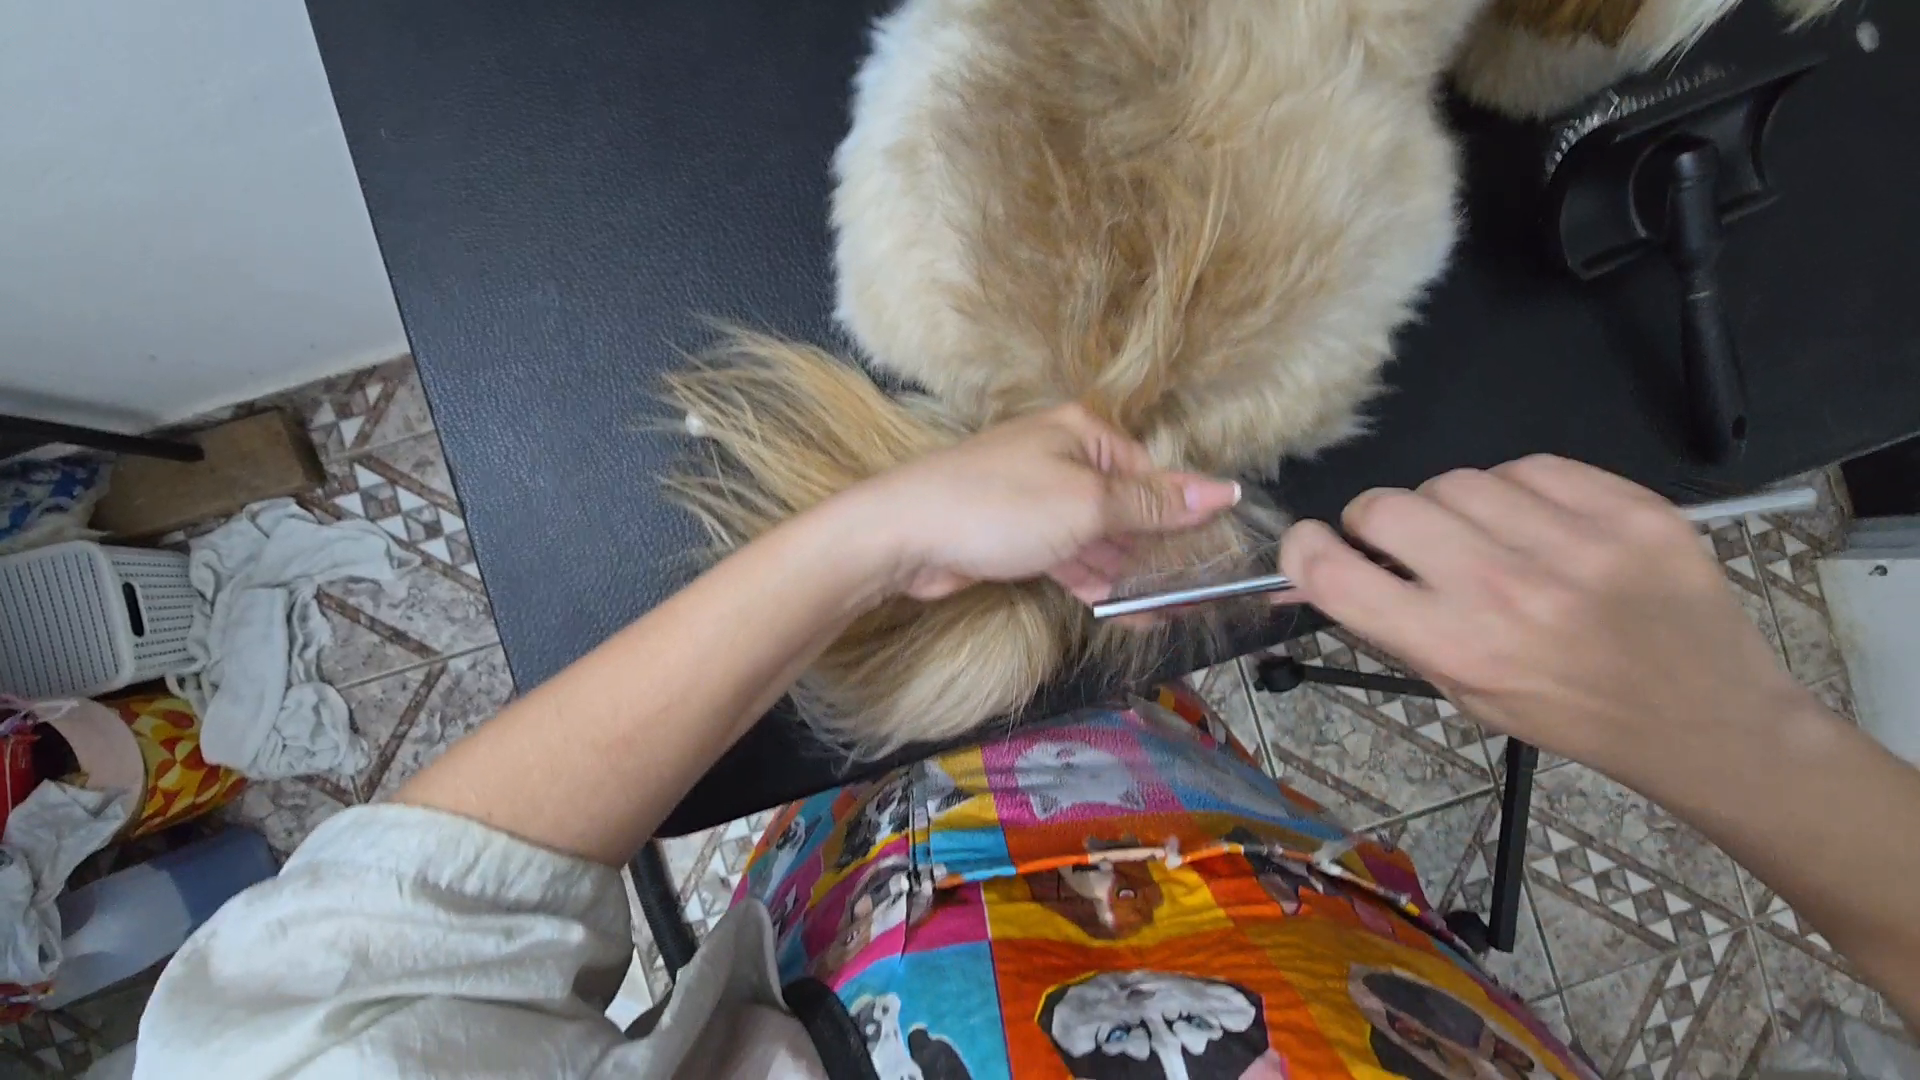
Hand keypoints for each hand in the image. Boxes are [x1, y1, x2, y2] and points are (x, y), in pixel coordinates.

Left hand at [841, 405, 1241, 601]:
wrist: (906, 534)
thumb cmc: (1002, 507)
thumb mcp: (1088, 505)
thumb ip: (1154, 505)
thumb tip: (1226, 490)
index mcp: (1084, 433)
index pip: (1151, 474)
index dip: (1182, 516)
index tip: (1213, 559)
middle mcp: (1064, 458)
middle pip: (1126, 506)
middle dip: (1156, 551)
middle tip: (1193, 598)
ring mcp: (1039, 498)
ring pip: (1097, 536)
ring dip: (1127, 573)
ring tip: (1166, 612)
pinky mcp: (1018, 535)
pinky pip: (1069, 555)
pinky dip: (1091, 580)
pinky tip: (1121, 611)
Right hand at [1278, 455, 1816, 783]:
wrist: (1704, 717)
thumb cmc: (1560, 712)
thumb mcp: (1457, 689)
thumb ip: (1386, 622)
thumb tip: (1315, 572)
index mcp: (1455, 647)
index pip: (1334, 573)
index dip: (1301, 548)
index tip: (1310, 546)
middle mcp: (1505, 591)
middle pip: (1384, 507)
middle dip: (1372, 520)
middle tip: (1399, 542)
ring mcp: (1574, 545)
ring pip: (1452, 480)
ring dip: (1446, 506)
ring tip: (1481, 536)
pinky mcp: (1631, 510)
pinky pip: (1525, 466)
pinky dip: (1512, 489)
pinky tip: (1533, 523)